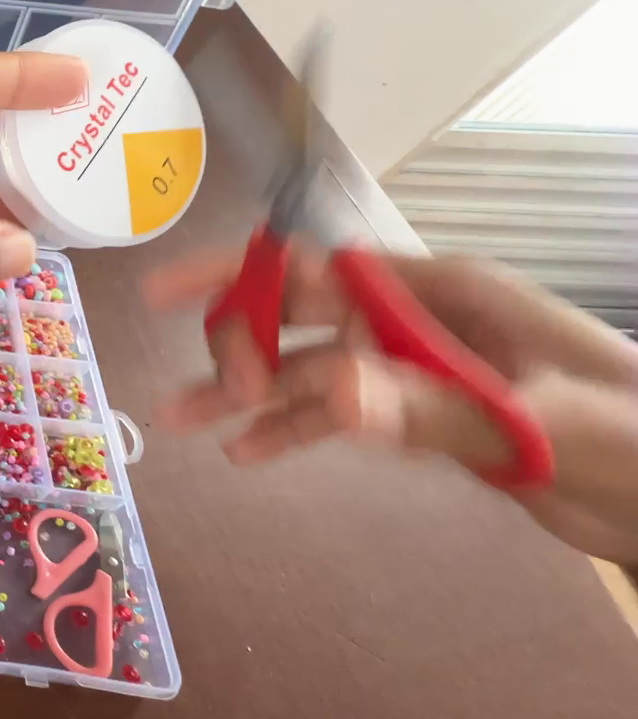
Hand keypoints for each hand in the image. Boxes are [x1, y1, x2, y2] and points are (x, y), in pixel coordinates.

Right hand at [146, 248, 637, 561]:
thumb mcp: (551, 424)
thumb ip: (434, 407)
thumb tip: (329, 394)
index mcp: (432, 292)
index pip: (311, 268)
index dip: (234, 274)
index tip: (167, 292)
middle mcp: (403, 320)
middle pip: (290, 320)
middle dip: (239, 349)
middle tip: (213, 396)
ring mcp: (401, 366)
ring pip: (299, 370)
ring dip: (242, 394)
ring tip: (181, 418)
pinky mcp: (408, 413)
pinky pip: (328, 414)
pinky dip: (287, 430)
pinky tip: (245, 450)